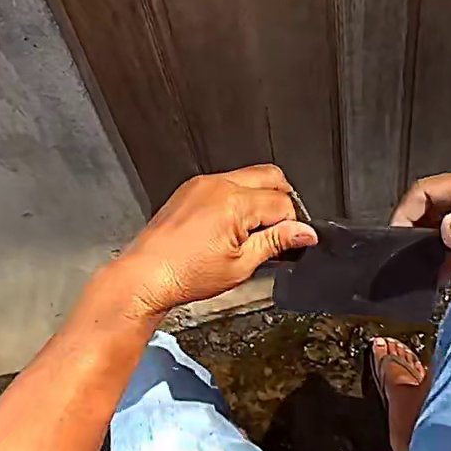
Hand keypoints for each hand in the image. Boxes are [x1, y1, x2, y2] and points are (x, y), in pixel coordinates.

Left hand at [106, 165, 318, 315]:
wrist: (146, 274)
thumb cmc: (184, 274)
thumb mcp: (241, 265)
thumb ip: (276, 242)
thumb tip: (304, 233)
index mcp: (234, 203)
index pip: (282, 203)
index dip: (292, 225)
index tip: (292, 242)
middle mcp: (218, 185)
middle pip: (272, 177)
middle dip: (284, 200)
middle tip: (280, 230)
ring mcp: (203, 183)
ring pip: (249, 176)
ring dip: (260, 197)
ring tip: (253, 231)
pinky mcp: (191, 188)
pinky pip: (226, 181)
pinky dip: (238, 196)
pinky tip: (232, 224)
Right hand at [390, 167, 450, 279]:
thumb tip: (444, 231)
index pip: (426, 190)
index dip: (406, 211)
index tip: (395, 235)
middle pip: (432, 204)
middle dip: (414, 227)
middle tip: (406, 254)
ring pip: (445, 220)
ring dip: (430, 240)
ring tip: (423, 265)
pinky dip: (448, 250)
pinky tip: (445, 269)